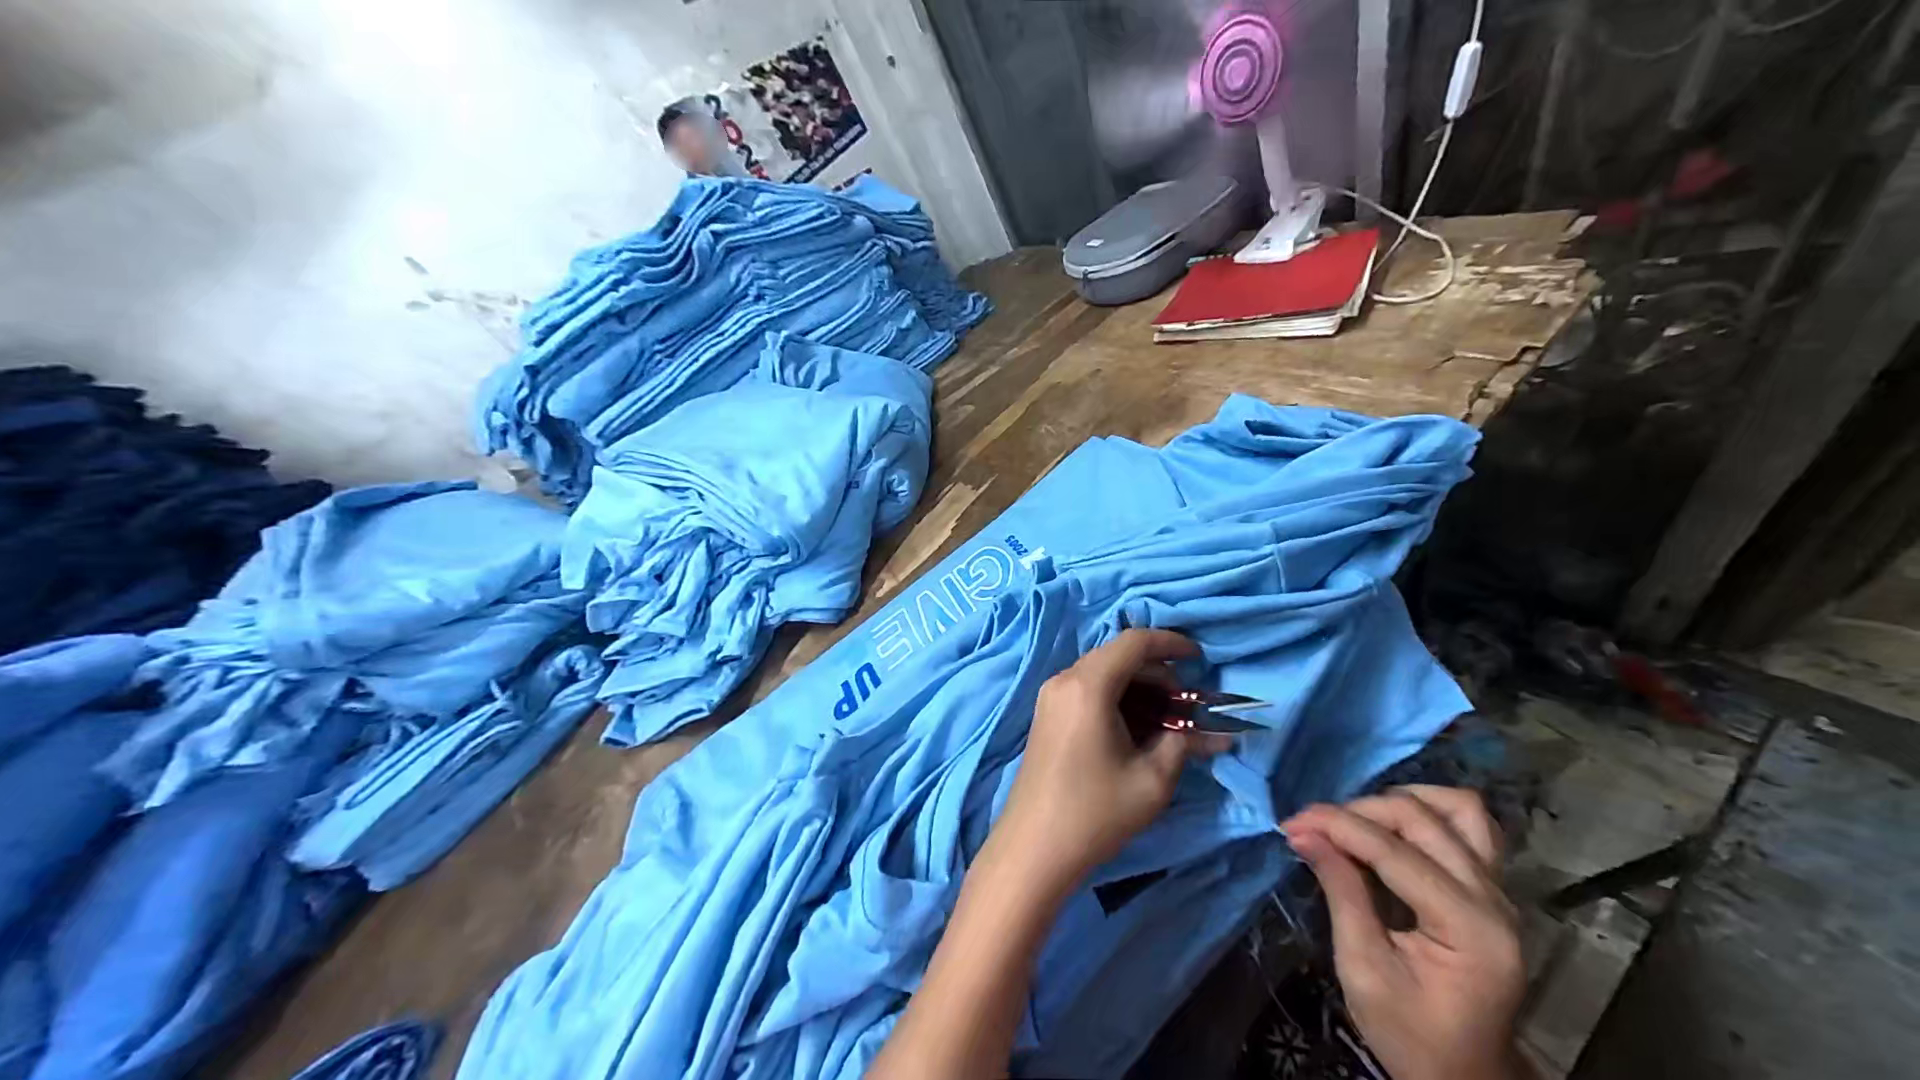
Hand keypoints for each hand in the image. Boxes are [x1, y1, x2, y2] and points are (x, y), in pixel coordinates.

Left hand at [988, 629, 1227, 898]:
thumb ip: (1183, 743)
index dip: (1171, 643)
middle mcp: (1065, 680)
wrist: (1034, 847)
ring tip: (1168, 721)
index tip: (1201, 659)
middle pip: (1118, 655)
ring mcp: (1051, 696)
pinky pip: (1088, 690)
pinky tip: (1138, 730)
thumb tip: (1211, 733)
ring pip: (1103, 673)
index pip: (1134, 642)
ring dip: (1139, 687)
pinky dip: (1117, 698)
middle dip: (1158, 672)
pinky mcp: (1047, 715)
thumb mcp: (1153, 780)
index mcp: (1088, 686)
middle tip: (1188, 705)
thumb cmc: (1096, 812)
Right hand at [1284, 786, 1526, 1079]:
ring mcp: (1501, 892)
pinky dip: (1428, 811)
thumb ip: (1341, 893)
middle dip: (1358, 812)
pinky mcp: (1493, 889)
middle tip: (1311, 826)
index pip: (1395, 852)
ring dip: (1400, 802)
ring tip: (1356, 820)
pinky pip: (1471, 826)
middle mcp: (1495, 901)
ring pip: (1457, 809)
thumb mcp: (1363, 970)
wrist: (1466, 1076)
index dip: (1337, 826)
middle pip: (1424, 820)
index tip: (1289, 823)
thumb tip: (1304, 833)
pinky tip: (1393, 825)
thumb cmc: (1411, 1035)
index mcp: (1469, 929)